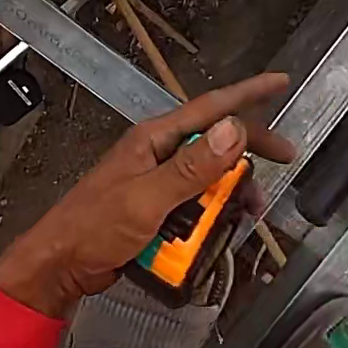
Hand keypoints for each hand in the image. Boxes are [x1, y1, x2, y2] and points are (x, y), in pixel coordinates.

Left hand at [0, 72, 296, 316]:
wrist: (61, 264)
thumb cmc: (94, 227)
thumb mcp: (147, 198)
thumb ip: (191, 167)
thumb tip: (233, 130)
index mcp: (153, 140)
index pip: (208, 108)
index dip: (246, 94)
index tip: (279, 83)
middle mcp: (158, 154)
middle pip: (215, 143)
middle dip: (248, 153)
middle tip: (285, 161)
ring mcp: (157, 182)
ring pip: (209, 177)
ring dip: (231, 192)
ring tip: (250, 212)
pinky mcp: (157, 209)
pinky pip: (195, 204)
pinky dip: (212, 215)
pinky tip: (222, 230)